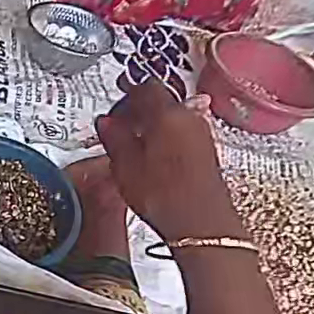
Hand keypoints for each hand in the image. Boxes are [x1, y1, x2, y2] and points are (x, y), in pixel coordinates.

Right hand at [95, 80, 246, 241]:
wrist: (200, 224)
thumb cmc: (166, 197)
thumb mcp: (126, 167)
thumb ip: (115, 139)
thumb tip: (107, 124)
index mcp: (167, 114)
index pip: (144, 88)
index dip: (125, 97)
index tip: (114, 111)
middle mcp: (189, 117)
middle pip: (161, 101)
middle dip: (138, 112)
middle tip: (120, 129)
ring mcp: (201, 133)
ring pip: (172, 118)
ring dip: (152, 128)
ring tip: (134, 148)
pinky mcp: (206, 151)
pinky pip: (182, 135)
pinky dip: (166, 140)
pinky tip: (153, 161)